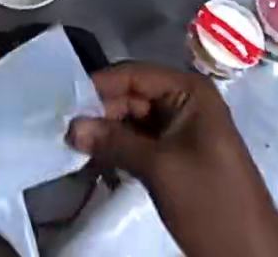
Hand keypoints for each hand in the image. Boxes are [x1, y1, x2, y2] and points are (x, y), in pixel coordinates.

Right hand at [67, 62, 277, 256]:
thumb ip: (114, 141)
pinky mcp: (178, 156)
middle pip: (132, 94)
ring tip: (75, 147)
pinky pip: (141, 141)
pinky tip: (96, 161)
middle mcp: (186, 101)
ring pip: (133, 119)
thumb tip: (70, 127)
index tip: (65, 102)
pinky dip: (120, 149)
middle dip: (101, 112)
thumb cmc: (211, 204)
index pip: (135, 74)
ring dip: (107, 133)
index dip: (100, 86)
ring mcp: (183, 129)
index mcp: (190, 91)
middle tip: (67, 131)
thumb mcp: (160, 168)